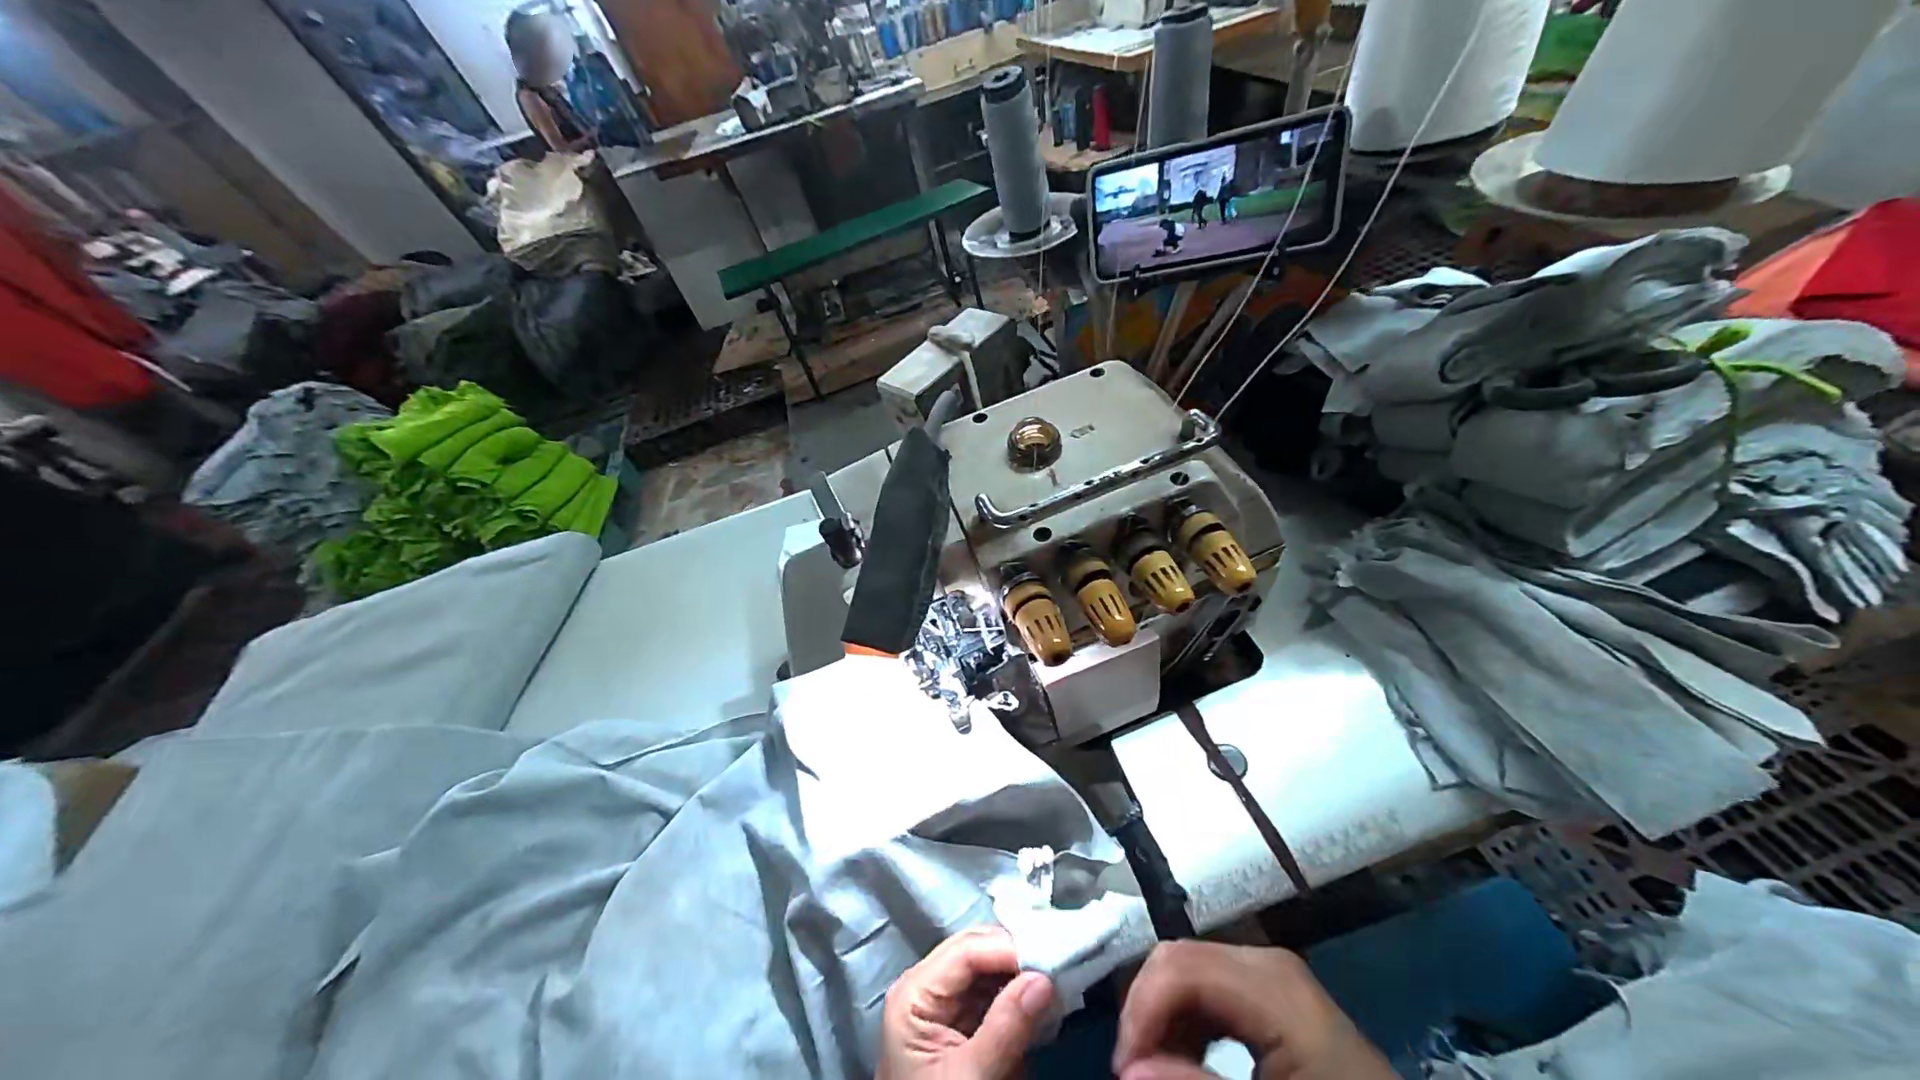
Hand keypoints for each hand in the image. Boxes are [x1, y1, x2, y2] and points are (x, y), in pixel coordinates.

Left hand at [877, 926, 1055, 1079]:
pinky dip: (1020, 990)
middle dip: (1019, 953)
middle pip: (977, 949)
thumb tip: (1044, 978)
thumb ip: (1005, 1028)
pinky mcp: (963, 1019)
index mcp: (914, 993)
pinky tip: (1045, 997)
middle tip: (1062, 962)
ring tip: (1060, 975)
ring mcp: (944, 1001)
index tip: (1054, 957)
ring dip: (1023, 969)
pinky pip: (994, 990)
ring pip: (989, 965)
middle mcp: (926, 985)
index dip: (1010, 948)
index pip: (966, 950)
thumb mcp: (970, 1078)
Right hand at [1113, 941, 1394, 1079]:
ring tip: (1159, 1071)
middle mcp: (1266, 962)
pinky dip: (1187, 1021)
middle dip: (1145, 1013)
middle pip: (1177, 960)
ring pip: (1186, 970)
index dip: (1140, 1012)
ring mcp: (1271, 973)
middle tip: (1135, 1072)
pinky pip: (1209, 987)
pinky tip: (1188, 1062)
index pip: (1178, 968)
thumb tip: (1127, 1071)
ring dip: (1162, 1019)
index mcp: (1271, 985)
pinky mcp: (1272, 991)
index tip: (1124, 1071)